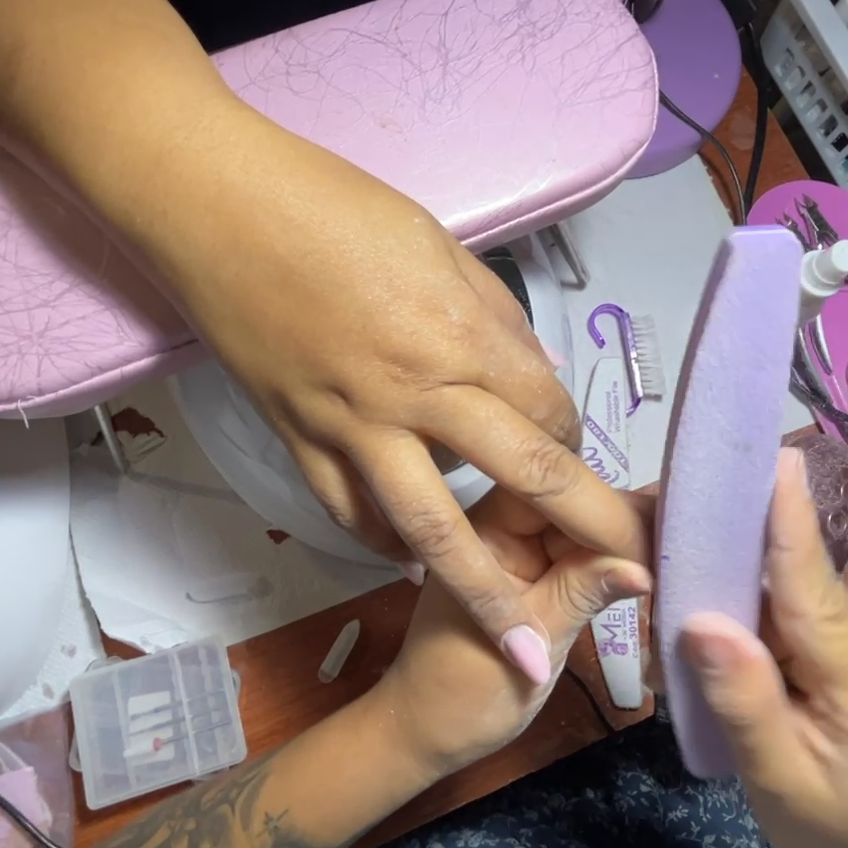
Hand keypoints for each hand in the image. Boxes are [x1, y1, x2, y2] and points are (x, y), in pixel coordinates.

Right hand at [148, 119, 648, 685]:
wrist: (217, 209)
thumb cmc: (333, 205)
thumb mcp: (434, 242)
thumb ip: (491, 313)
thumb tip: (531, 369)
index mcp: (457, 333)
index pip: (543, 407)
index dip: (573, 434)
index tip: (578, 450)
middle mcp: (415, 394)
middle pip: (520, 474)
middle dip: (585, 525)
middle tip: (630, 565)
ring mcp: (350, 426)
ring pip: (429, 527)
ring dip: (484, 590)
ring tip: (521, 641)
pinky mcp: (296, 438)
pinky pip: (345, 510)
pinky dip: (380, 543)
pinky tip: (405, 562)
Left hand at [368, 487, 654, 777]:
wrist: (427, 731)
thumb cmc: (464, 694)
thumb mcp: (532, 646)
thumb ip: (582, 594)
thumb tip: (644, 565)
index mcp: (485, 530)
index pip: (549, 493)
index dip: (608, 507)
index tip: (671, 523)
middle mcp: (500, 524)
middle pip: (568, 503)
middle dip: (623, 516)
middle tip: (689, 527)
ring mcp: (515, 546)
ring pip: (577, 526)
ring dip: (622, 536)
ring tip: (681, 536)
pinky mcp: (530, 569)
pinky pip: (574, 553)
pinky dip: (608, 558)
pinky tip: (651, 555)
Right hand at [679, 448, 847, 847]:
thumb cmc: (828, 829)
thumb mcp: (776, 781)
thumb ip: (744, 703)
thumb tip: (703, 621)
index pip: (819, 599)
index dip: (793, 527)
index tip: (779, 459)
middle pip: (795, 597)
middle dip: (731, 588)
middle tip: (671, 592)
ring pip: (792, 604)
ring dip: (742, 611)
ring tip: (695, 640)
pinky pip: (800, 616)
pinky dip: (761, 625)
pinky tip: (735, 648)